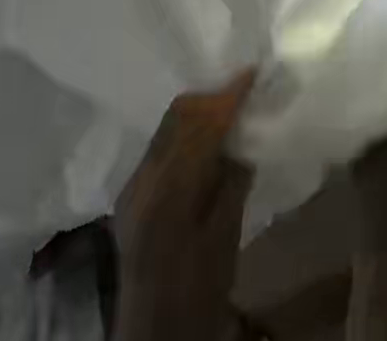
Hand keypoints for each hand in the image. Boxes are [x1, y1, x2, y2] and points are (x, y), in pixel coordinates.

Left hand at [112, 73, 255, 340]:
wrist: (156, 329)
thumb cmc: (199, 287)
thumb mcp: (227, 233)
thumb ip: (233, 177)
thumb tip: (247, 133)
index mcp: (169, 190)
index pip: (201, 123)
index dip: (229, 94)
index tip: (254, 72)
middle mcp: (142, 177)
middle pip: (178, 114)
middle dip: (213, 95)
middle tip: (246, 86)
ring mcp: (132, 182)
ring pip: (169, 125)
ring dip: (200, 111)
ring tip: (231, 107)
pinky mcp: (132, 190)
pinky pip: (162, 143)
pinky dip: (188, 131)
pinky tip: (209, 138)